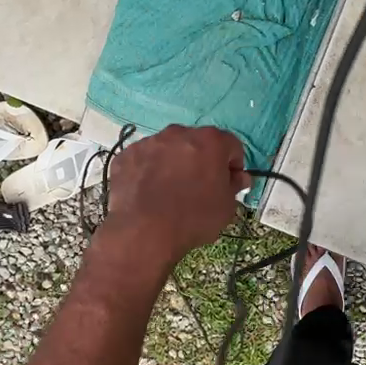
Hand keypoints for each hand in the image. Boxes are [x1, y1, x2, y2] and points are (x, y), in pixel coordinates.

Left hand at [99, 125, 248, 267]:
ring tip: (170, 192)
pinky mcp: (125, 156)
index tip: (229, 183)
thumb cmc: (194, 218)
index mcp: (210, 141)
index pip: (231, 145)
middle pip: (197, 142)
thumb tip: (239, 177)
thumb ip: (234, 186)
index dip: (233, 165)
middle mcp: (179, 133)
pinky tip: (149, 194)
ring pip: (168, 149)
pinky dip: (149, 172)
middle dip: (202, 161)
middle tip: (200, 188)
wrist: (144, 231)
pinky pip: (144, 160)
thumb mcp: (226, 207)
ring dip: (174, 164)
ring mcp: (149, 142)